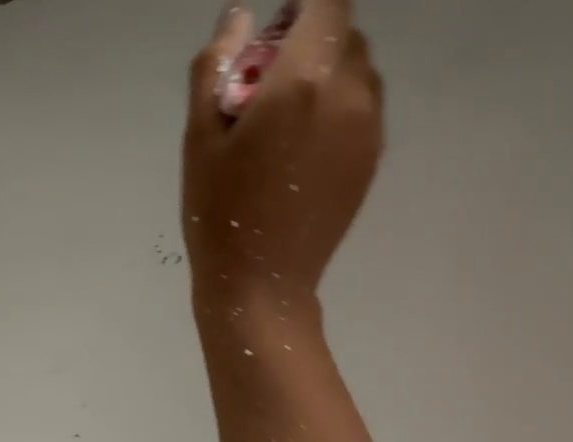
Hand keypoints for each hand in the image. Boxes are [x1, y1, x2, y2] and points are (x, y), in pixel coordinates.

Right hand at [183, 1, 383, 320]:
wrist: (261, 284)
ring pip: (358, 69)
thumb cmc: (218, 214)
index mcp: (302, 79)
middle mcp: (349, 90)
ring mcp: (369, 125)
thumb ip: (214, 67)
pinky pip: (363, 106)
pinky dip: (337, 107)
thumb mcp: (198, 140)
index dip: (302, 6)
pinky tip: (301, 151)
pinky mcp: (374, 154)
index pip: (325, 1)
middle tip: (265, 87)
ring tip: (284, 124)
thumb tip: (238, 17)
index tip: (274, 30)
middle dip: (308, 41)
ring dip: (326, 74)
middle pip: (343, 33)